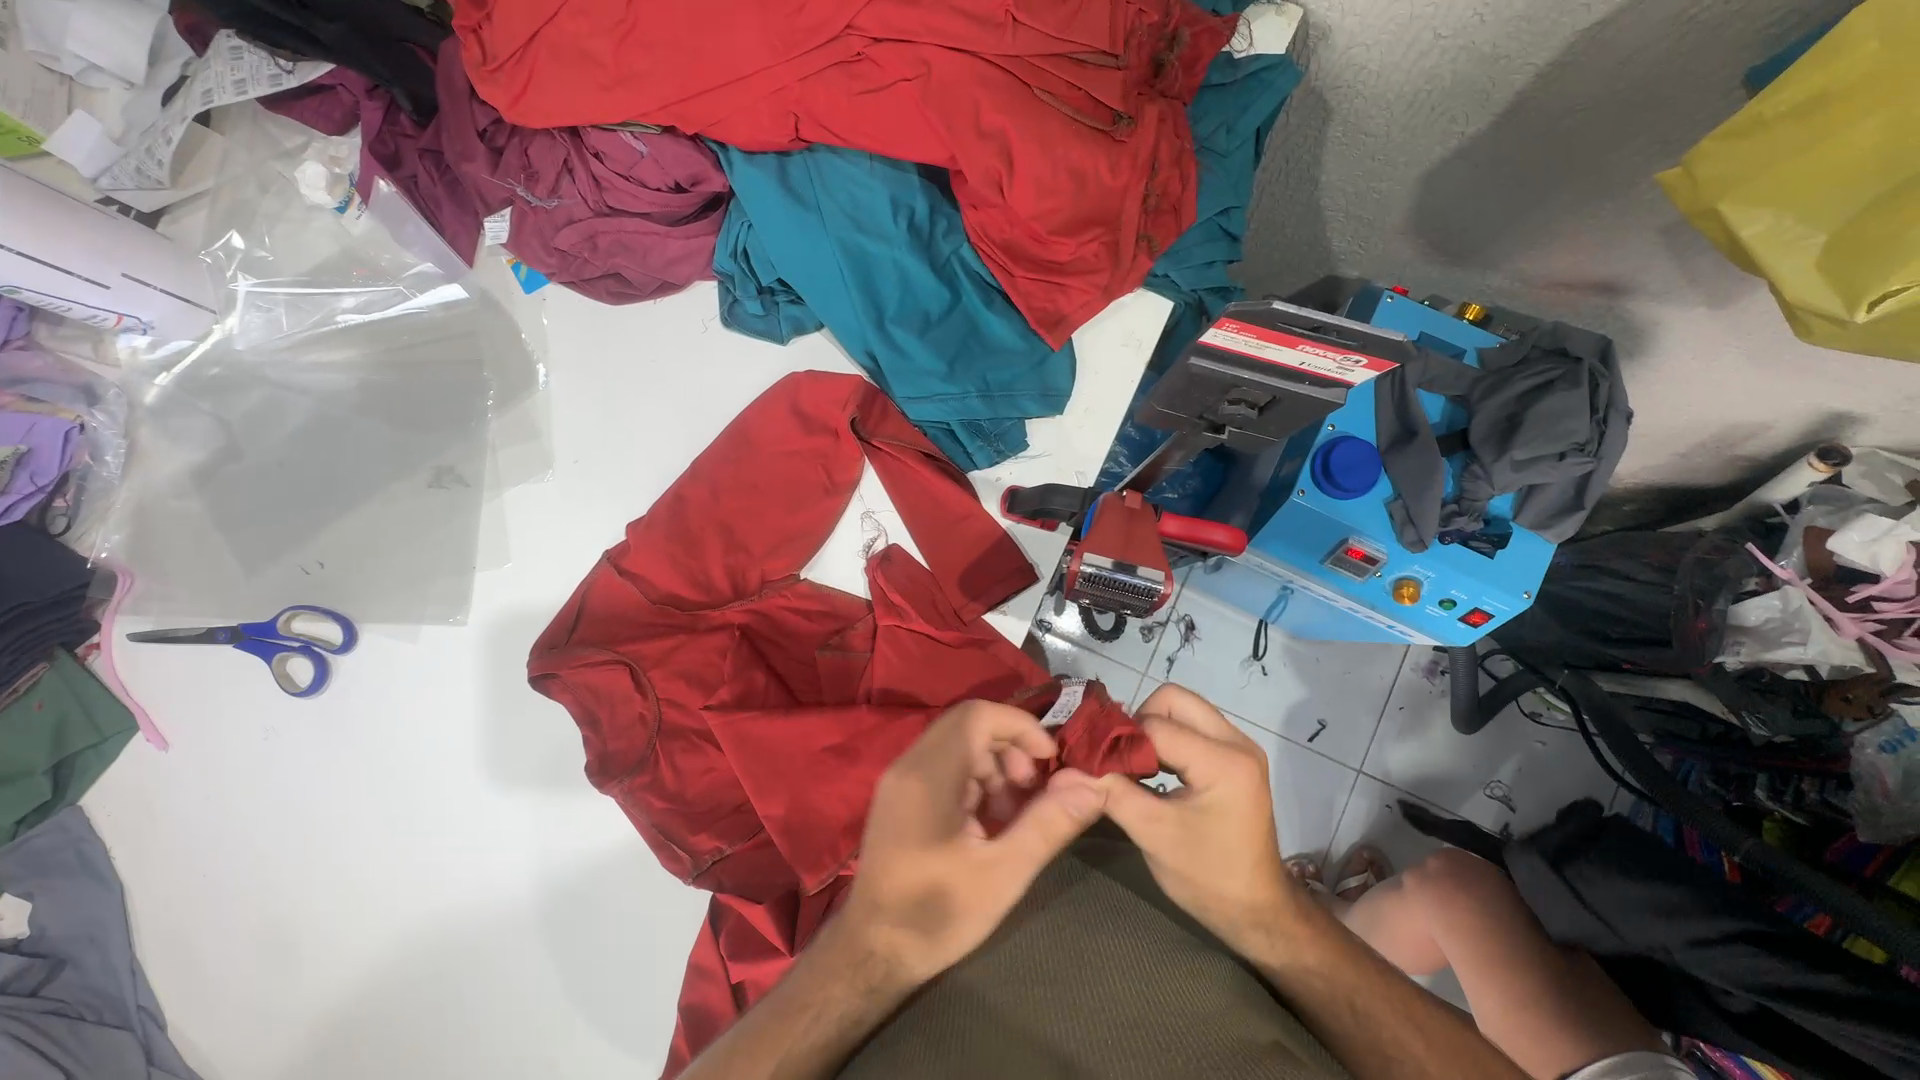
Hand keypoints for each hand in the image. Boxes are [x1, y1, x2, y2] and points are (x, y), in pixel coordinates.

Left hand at [837, 700, 1107, 986]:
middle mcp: (909, 766)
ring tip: (1016, 815)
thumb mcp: (1004, 873)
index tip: (1050, 763)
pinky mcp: (900, 799)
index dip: (1021, 727)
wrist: (873, 953)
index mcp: (929, 775)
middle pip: (969, 726)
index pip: (979, 715)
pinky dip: (975, 782)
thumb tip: (1093, 786)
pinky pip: (944, 768)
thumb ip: (1049, 823)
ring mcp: (900, 782)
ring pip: (958, 746)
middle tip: (1034, 793)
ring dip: (995, 768)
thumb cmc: (937, 914)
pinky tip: (991, 824)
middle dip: (1011, 750)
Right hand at [1095, 684, 1297, 952]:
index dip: (1119, 741)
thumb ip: (1111, 793)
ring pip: (1184, 710)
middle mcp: (1237, 742)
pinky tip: (1153, 772)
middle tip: (1119, 760)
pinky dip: (1168, 740)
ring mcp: (1240, 748)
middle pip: (1174, 700)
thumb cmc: (1207, 876)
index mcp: (1223, 761)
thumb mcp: (1153, 834)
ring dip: (1153, 730)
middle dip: (1139, 723)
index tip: (1093, 764)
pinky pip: (1194, 728)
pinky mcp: (1236, 758)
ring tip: (1132, 767)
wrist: (1257, 911)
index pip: (1155, 727)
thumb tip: (1068, 768)